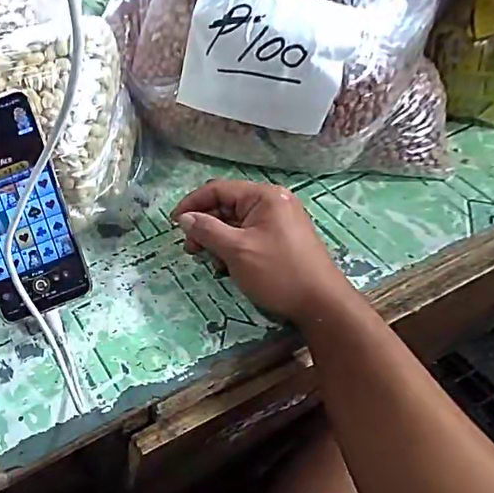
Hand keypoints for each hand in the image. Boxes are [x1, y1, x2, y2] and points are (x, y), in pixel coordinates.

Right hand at [172, 180, 359, 325]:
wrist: (321, 303)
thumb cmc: (278, 272)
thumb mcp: (236, 250)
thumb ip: (207, 230)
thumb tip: (184, 218)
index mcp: (264, 197)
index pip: (218, 189)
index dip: (191, 204)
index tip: (173, 225)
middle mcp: (272, 203)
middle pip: (226, 206)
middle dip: (204, 226)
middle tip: (191, 250)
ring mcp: (278, 222)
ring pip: (235, 224)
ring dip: (217, 241)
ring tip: (210, 263)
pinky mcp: (281, 240)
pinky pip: (248, 237)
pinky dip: (233, 249)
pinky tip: (227, 269)